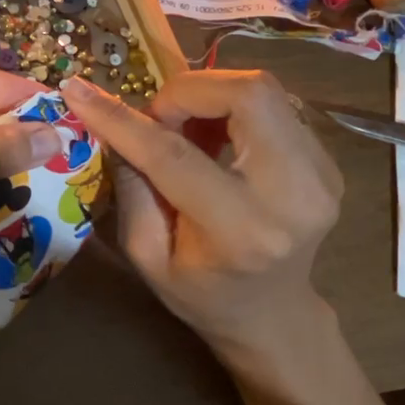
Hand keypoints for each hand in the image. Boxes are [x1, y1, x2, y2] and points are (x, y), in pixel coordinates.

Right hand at [59, 70, 343, 355]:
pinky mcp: (326, 160)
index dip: (122, 118)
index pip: (175, 154)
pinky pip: (272, 107)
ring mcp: (320, 172)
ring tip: (184, 130)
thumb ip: (131, 186)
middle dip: (186, 91)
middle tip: (157, 119)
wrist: (274, 314)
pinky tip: (213, 139)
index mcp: (240, 230)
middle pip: (246, 94)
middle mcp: (293, 193)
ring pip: (261, 90)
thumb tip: (111, 121)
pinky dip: (230, 109)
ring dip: (208, 97)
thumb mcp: (147, 253)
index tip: (78, 91)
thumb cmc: (200, 292)